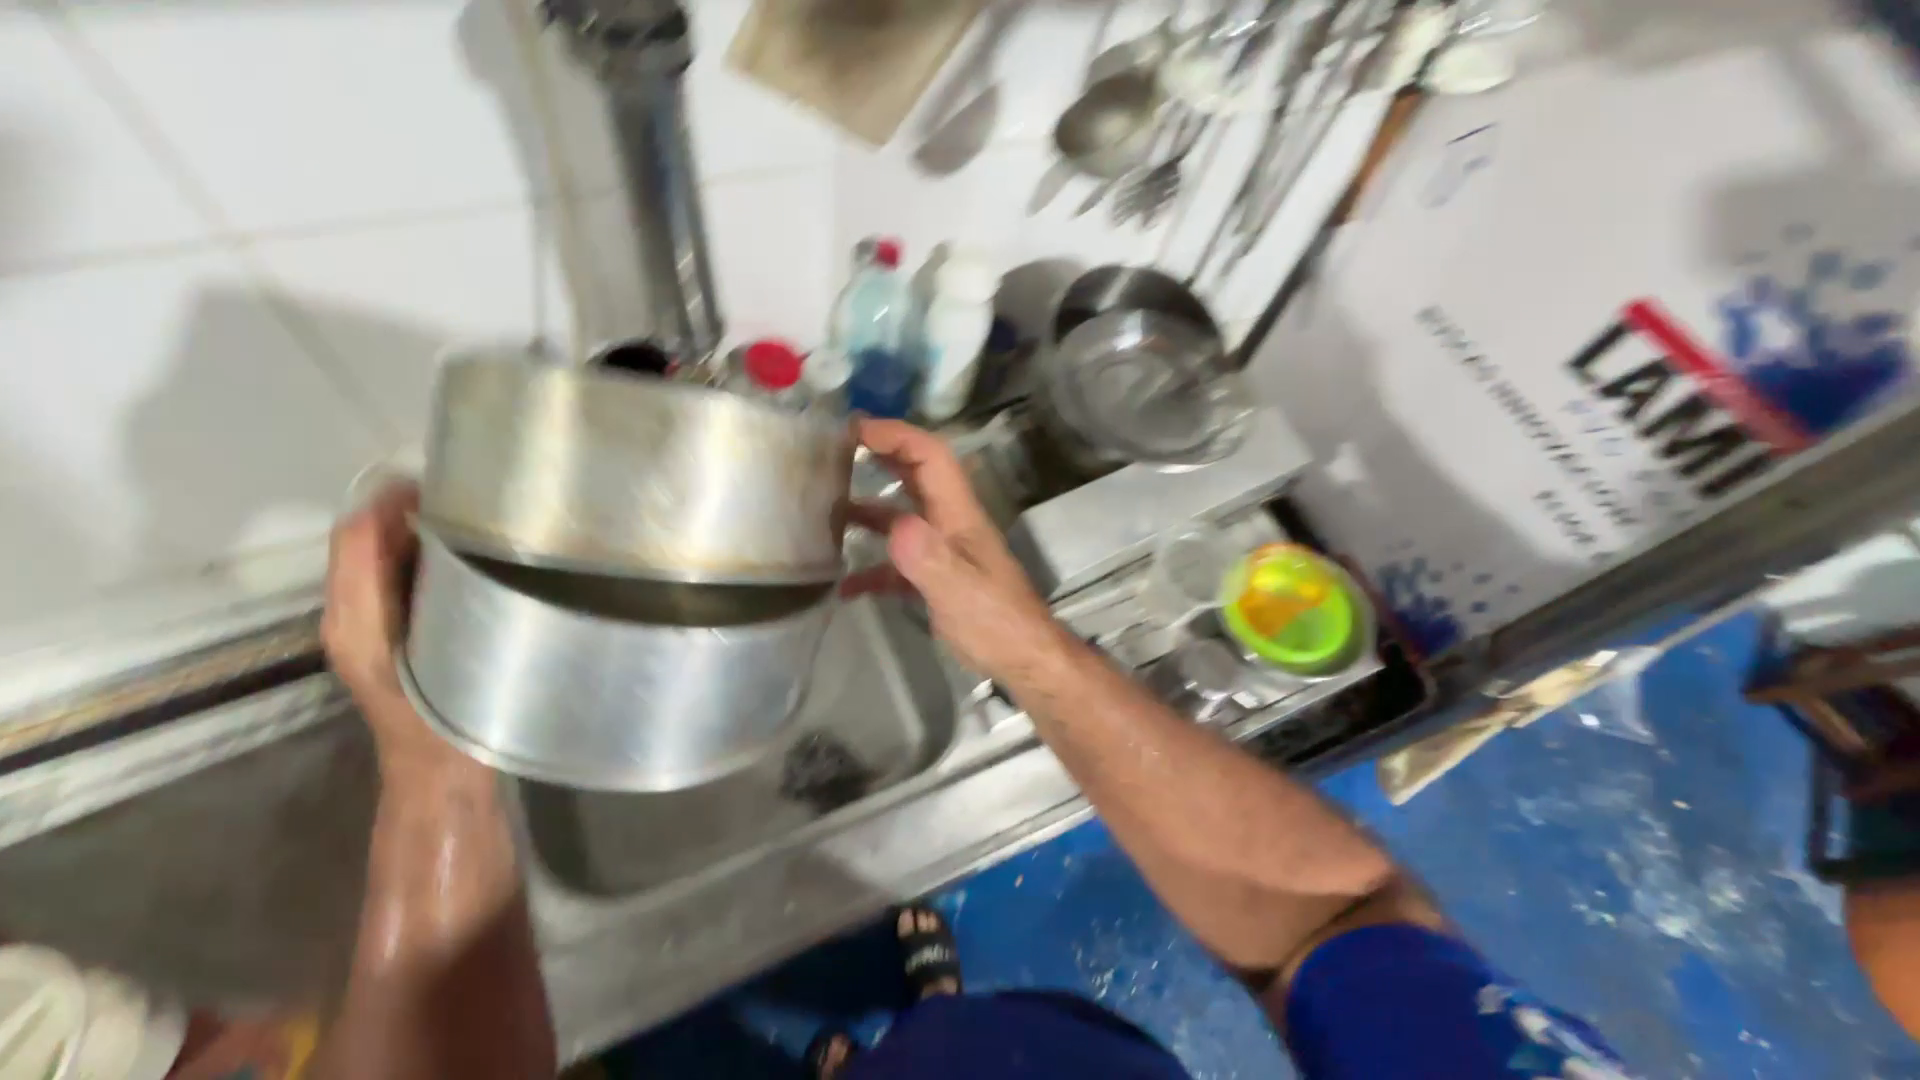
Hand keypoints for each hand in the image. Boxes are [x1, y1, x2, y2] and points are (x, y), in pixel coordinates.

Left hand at [322, 480, 470, 771]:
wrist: (440, 773)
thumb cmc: (445, 720)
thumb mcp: (444, 657)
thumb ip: (440, 599)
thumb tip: (446, 531)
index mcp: (355, 616)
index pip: (356, 535)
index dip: (393, 502)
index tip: (452, 484)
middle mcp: (349, 612)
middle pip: (364, 539)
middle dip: (406, 509)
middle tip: (471, 497)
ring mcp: (366, 623)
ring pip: (378, 554)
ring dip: (416, 529)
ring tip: (474, 518)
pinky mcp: (389, 631)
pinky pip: (393, 574)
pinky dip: (422, 554)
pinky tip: (467, 556)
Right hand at [843, 419, 1068, 683]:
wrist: (1022, 659)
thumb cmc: (996, 622)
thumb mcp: (960, 590)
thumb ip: (929, 558)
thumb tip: (897, 526)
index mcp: (958, 514)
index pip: (930, 456)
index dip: (896, 434)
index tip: (855, 428)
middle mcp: (949, 523)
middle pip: (914, 475)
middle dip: (879, 455)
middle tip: (833, 451)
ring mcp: (943, 552)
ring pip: (900, 518)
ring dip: (866, 510)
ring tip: (824, 509)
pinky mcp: (935, 581)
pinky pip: (897, 565)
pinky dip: (870, 569)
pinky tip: (843, 586)